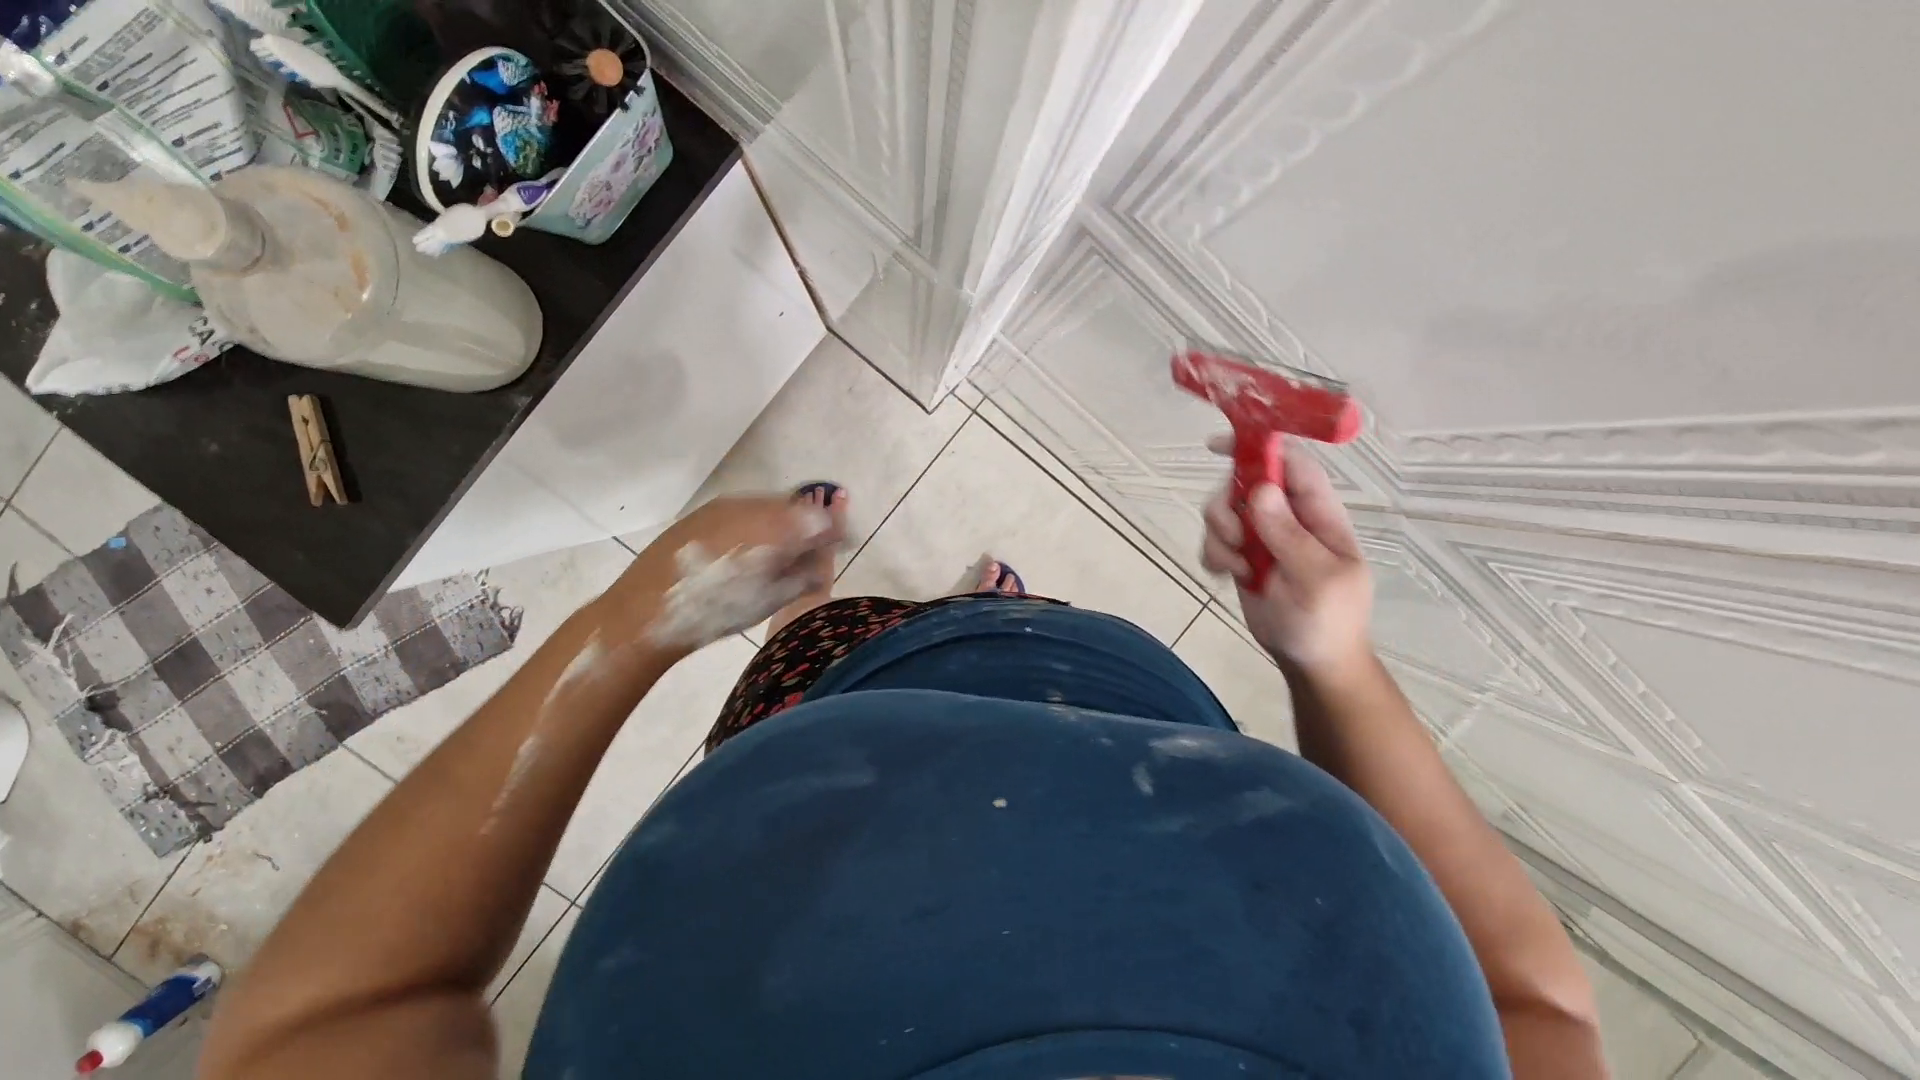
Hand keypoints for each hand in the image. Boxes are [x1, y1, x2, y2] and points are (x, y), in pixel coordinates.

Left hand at [601, 494, 844, 653]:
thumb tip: (823, 558)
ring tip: (777, 555)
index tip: (841, 543)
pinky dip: (754, 526)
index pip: (820, 518)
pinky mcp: (703, 513)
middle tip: (809, 552)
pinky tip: (746, 552)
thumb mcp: (771, 599)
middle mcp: (754, 507)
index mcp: (777, 527)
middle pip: (795, 507)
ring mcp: (726, 506)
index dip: (834, 530)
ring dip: (780, 525)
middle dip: (807, 525)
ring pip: (767, 508)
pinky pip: (742, 512)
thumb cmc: (716, 612)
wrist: (647, 609)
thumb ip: (805, 573)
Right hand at [1200, 436, 1373, 676]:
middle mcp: (1288, 516)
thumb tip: (1260, 490)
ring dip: (1219, 537)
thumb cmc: (1328, 621)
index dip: (1258, 446)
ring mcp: (1263, 536)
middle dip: (1227, 508)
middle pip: (1244, 482)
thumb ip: (1290, 535)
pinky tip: (1229, 577)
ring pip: (1223, 511)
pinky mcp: (1242, 557)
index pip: (1291, 463)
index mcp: (1318, 513)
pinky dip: (1213, 556)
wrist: (1313, 662)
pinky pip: (1214, 540)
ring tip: (1239, 568)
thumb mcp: (1317, 580)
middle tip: (1236, 540)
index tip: (1219, 446)